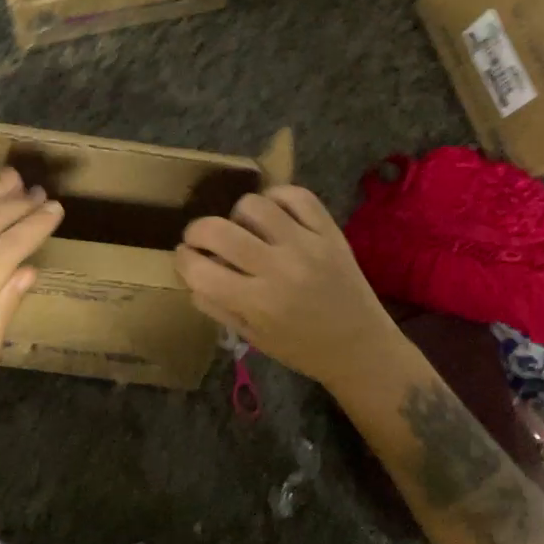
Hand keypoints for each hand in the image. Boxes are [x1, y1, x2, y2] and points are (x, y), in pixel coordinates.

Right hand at [176, 186, 409, 396]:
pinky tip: (272, 215)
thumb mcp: (251, 337)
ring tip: (243, 229)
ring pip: (254, 205)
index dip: (182, 259)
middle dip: (196, 231)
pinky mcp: (330, 231)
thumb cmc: (301, 349)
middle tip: (200, 239)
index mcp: (257, 303)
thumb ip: (216, 305)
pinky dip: (276, 198)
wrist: (361, 347)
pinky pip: (296, 195)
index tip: (184, 257)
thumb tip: (191, 273)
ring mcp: (307, 245)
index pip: (199, 269)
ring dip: (237, 215)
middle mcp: (280, 269)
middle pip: (218, 230)